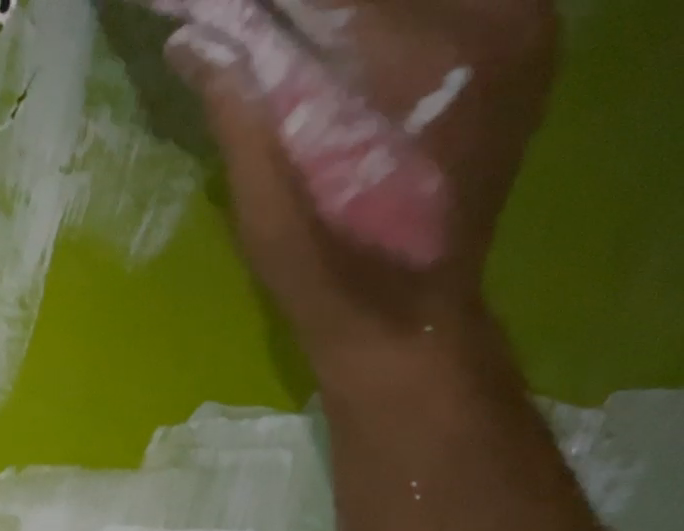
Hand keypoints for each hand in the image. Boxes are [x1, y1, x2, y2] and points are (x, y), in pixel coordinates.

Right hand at [164, 0, 558, 368]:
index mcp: (428, 56)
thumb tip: (190, 37)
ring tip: (281, 46)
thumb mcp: (266, 192)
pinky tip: (336, 55)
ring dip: (341, 18)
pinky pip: (441, 11)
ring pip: (408, 0)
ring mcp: (520, 34)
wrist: (407, 319)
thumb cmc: (327, 268)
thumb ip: (238, 102)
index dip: (264, 11)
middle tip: (245, 34)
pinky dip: (381, 25)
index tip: (219, 18)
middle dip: (305, 14)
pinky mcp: (520, 55)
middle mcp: (495, 23)